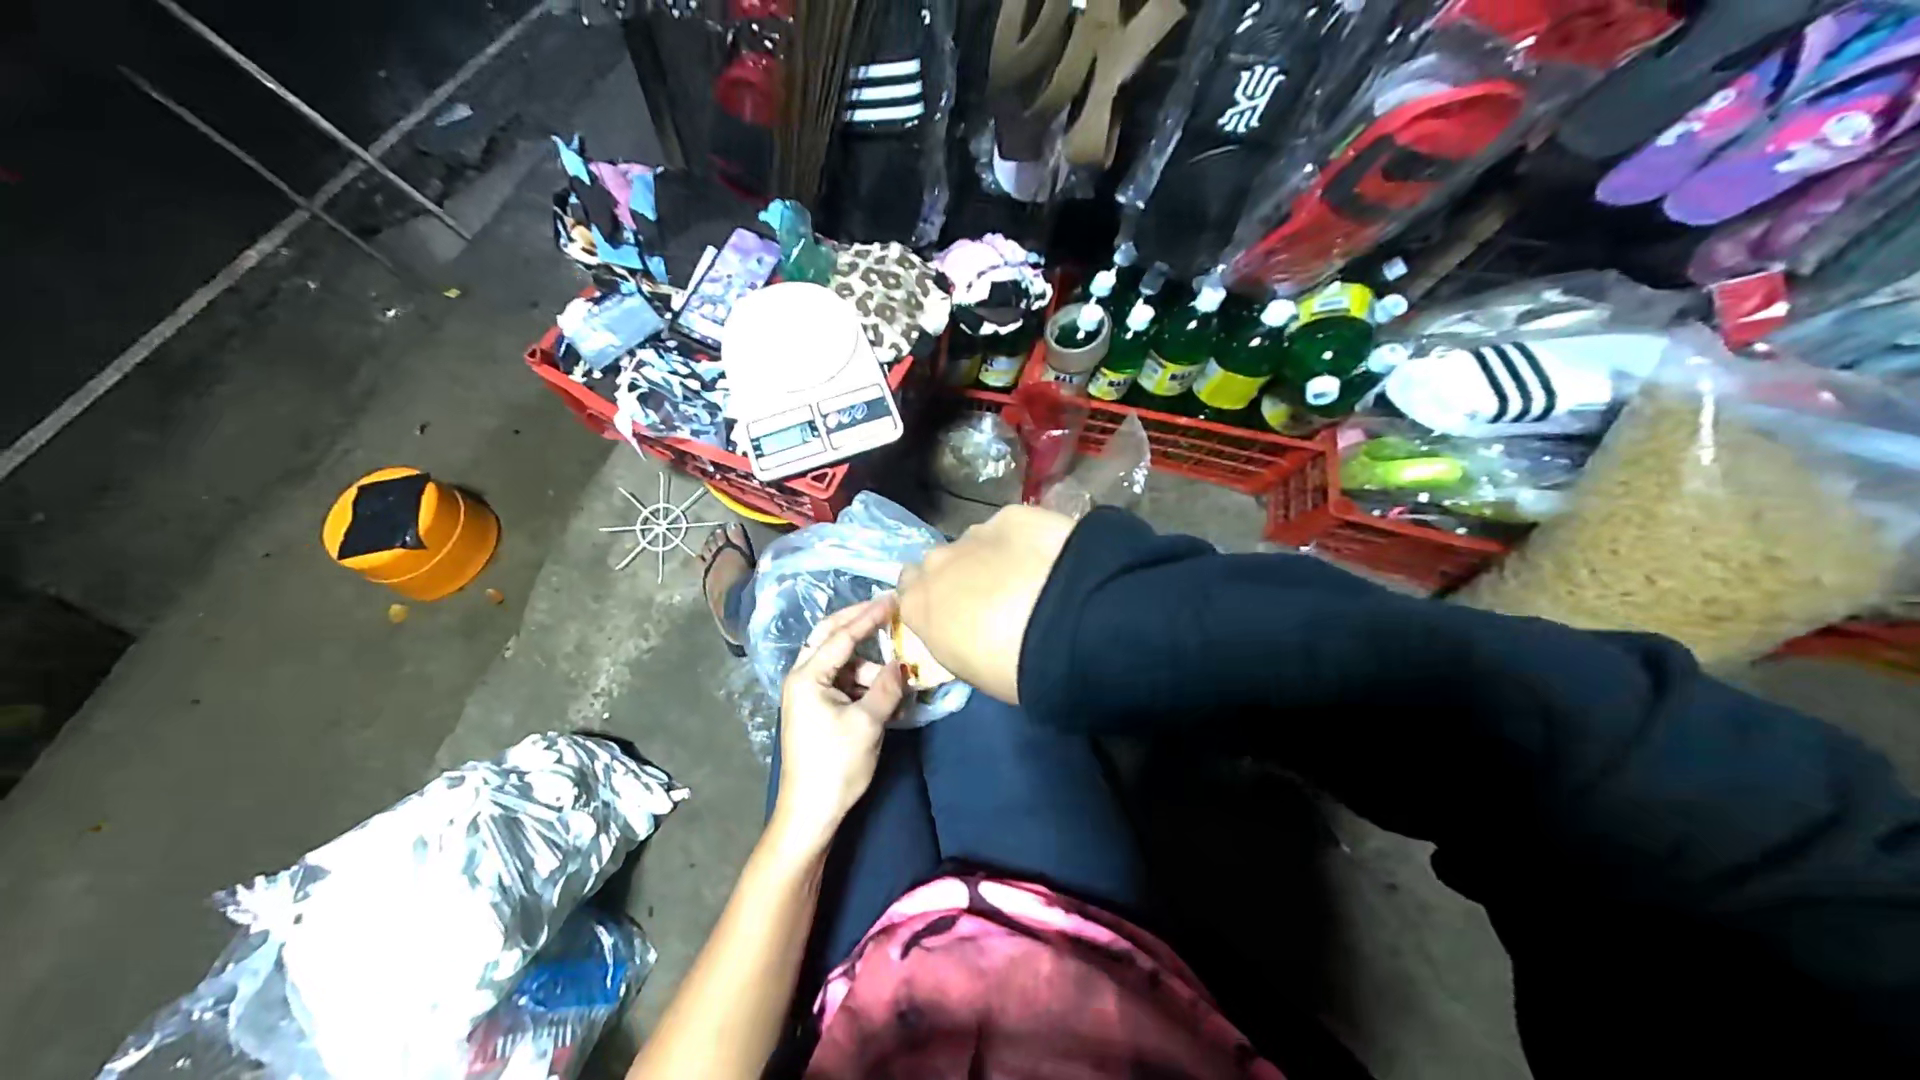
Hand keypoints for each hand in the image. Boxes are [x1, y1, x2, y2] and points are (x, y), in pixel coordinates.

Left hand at [770, 596, 906, 849]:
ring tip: (898, 680)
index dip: (870, 616)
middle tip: (887, 610)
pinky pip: (843, 683)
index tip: (893, 599)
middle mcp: (802, 678)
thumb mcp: (868, 722)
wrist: (811, 813)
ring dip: (869, 666)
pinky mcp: (817, 710)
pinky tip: (888, 697)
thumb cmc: (836, 765)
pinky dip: (865, 684)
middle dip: (859, 624)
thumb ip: (886, 686)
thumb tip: (901, 663)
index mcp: (807, 676)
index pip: (842, 635)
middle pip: (831, 638)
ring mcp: (808, 694)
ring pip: (842, 663)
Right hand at [896, 505, 1074, 703]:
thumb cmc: (1009, 667)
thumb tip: (966, 632)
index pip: (909, 593)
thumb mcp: (971, 670)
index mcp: (918, 605)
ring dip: (993, 558)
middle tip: (994, 599)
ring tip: (1028, 580)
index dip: (933, 600)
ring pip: (975, 543)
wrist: (1061, 623)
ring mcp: (974, 534)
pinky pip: (1011, 529)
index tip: (955, 614)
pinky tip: (1048, 559)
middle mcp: (936, 563)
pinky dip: (1025, 542)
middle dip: (959, 576)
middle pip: (938, 564)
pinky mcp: (1011, 515)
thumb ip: (955, 641)